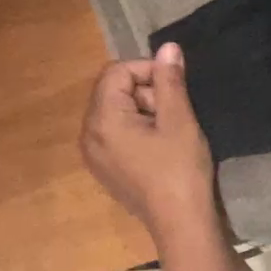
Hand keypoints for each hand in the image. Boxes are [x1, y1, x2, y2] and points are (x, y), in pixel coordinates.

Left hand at [80, 43, 216, 236]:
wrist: (181, 222)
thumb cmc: (181, 169)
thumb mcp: (180, 121)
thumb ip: (171, 82)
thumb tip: (168, 47)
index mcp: (102, 119)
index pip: (117, 72)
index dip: (149, 71)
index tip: (177, 88)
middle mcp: (88, 134)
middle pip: (112, 92)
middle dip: (146, 93)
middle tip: (176, 114)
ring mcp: (93, 155)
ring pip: (115, 114)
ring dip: (143, 113)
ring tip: (171, 132)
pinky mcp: (105, 169)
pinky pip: (115, 136)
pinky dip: (137, 132)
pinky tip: (160, 149)